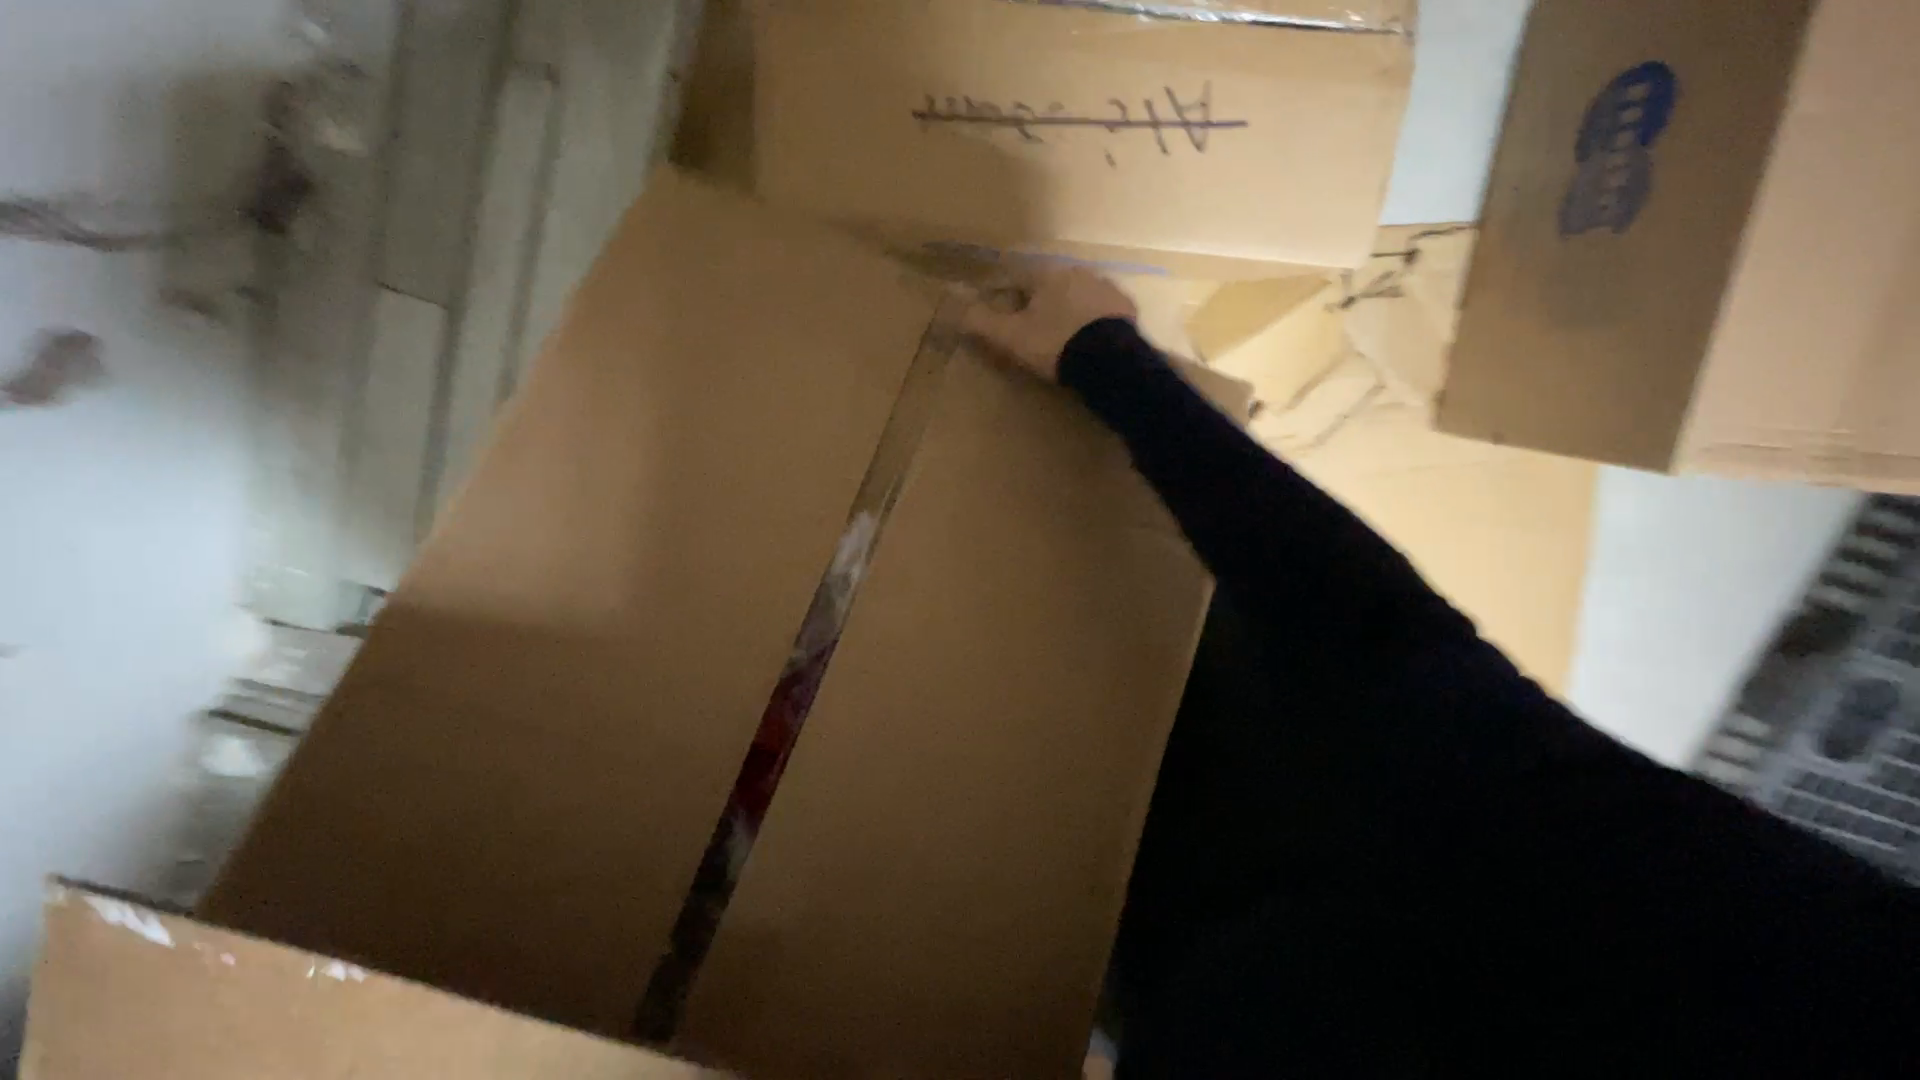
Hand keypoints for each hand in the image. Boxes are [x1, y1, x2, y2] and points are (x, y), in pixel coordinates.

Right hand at [958, 266, 1136, 382]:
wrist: (1108, 361)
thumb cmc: (1054, 344)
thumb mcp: (1010, 336)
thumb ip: (981, 320)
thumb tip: (952, 301)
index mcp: (1046, 274)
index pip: (1016, 277)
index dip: (1005, 296)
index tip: (1002, 317)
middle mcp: (1076, 271)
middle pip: (1047, 285)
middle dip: (1037, 303)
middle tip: (1031, 332)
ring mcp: (1104, 287)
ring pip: (1076, 295)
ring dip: (1066, 310)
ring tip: (1060, 338)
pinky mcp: (1124, 307)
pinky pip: (1099, 311)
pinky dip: (1090, 321)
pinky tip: (1087, 341)